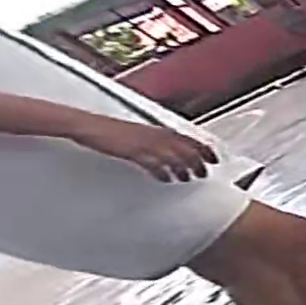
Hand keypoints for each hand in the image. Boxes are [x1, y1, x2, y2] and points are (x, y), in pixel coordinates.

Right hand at [68, 115, 218, 181]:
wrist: (90, 125)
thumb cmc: (116, 129)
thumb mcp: (145, 132)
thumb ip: (162, 138)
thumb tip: (176, 148)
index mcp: (164, 131)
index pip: (194, 141)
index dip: (207, 152)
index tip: (215, 161)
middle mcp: (160, 136)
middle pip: (189, 152)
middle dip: (198, 165)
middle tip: (203, 174)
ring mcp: (148, 144)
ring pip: (175, 159)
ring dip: (183, 171)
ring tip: (185, 179)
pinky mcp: (134, 152)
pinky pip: (155, 165)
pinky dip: (163, 173)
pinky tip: (165, 179)